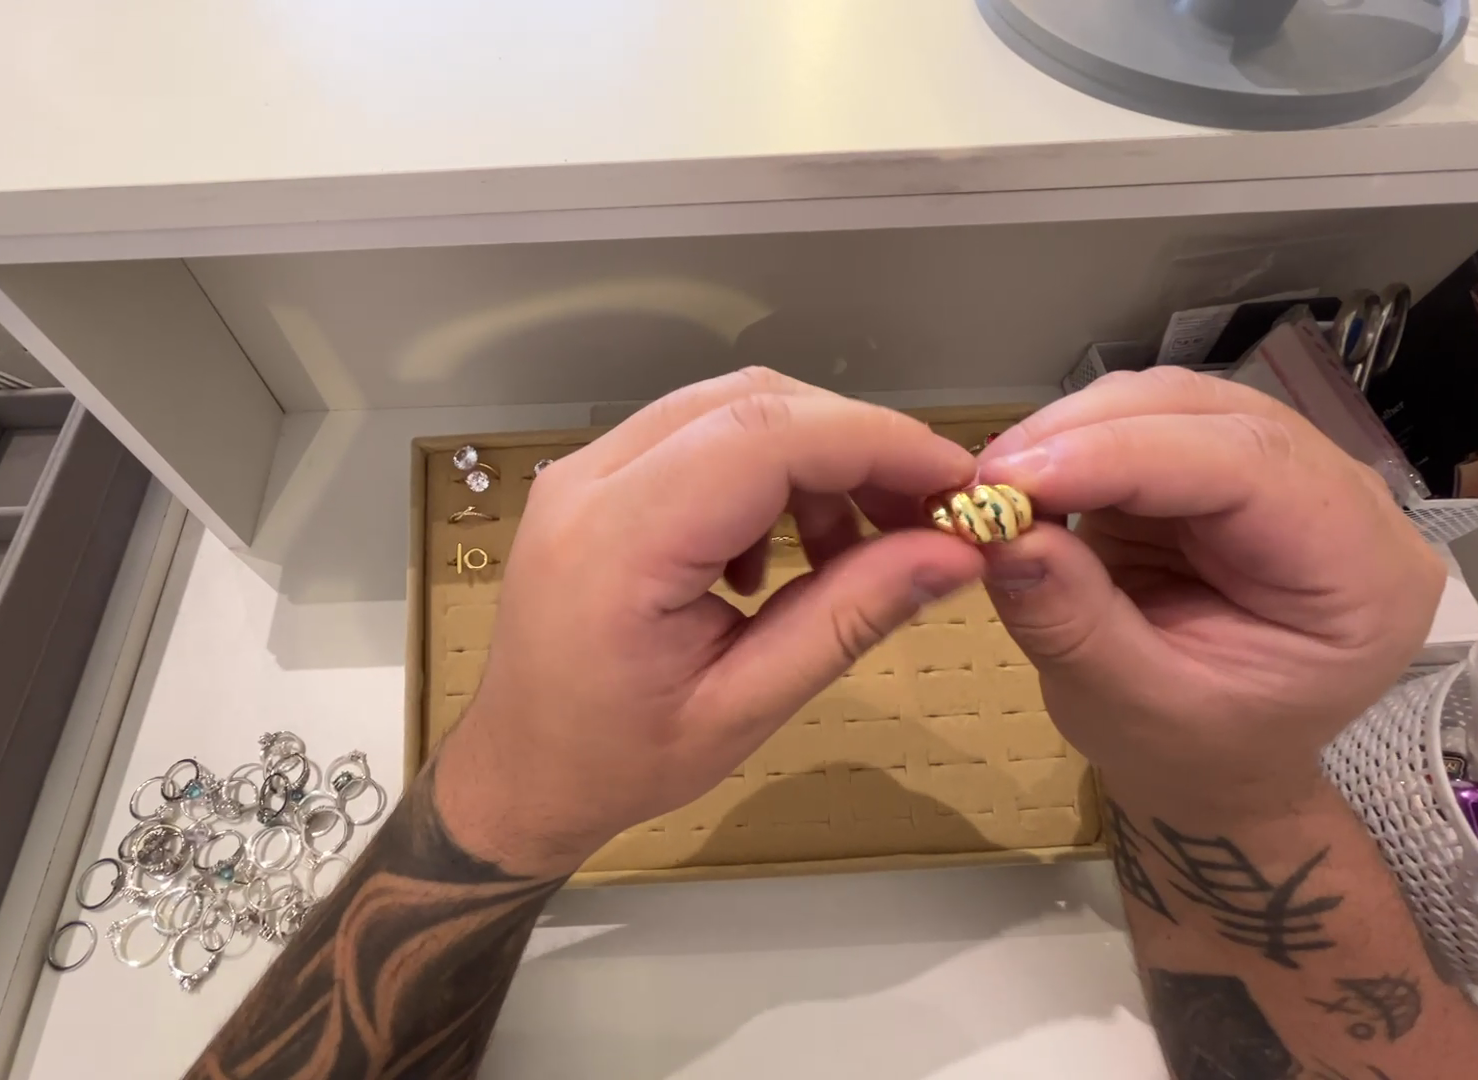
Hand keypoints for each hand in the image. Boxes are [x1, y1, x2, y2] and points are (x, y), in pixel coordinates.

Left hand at [432, 369, 985, 875]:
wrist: (520, 768)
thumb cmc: (619, 760)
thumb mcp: (745, 706)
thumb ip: (849, 618)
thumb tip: (955, 552)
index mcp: (617, 544)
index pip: (764, 438)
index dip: (875, 442)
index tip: (957, 484)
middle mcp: (589, 480)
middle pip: (748, 402)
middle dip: (852, 443)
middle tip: (918, 512)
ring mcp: (581, 470)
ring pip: (724, 408)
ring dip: (807, 457)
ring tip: (844, 547)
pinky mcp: (590, 480)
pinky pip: (693, 438)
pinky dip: (757, 471)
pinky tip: (765, 553)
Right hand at [975, 367, 1444, 812]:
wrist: (1203, 762)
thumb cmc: (1183, 748)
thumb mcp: (1122, 702)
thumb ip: (1067, 619)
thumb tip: (998, 533)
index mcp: (1358, 576)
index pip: (1250, 469)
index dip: (1121, 457)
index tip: (1007, 480)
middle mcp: (1336, 504)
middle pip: (1213, 414)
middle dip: (1086, 431)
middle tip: (986, 475)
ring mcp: (1273, 480)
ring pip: (1172, 403)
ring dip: (1071, 429)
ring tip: (998, 481)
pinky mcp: (1208, 476)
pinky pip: (1138, 424)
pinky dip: (1069, 442)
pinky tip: (1026, 479)